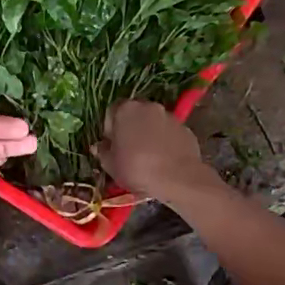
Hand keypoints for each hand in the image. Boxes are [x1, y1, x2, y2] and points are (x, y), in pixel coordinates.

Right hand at [94, 100, 216, 201]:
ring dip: (149, 134)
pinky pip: (169, 133)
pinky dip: (165, 141)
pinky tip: (164, 159)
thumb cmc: (136, 169)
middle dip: (131, 129)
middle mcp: (149, 106)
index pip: (112, 112)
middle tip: (128, 151)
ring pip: (153, 123)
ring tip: (148, 157)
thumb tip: (99, 146)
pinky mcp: (185, 129)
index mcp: (126, 109)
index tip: (112, 145)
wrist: (177, 178)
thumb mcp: (111, 165)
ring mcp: (170, 116)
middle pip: (135, 115)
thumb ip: (103, 152)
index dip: (110, 129)